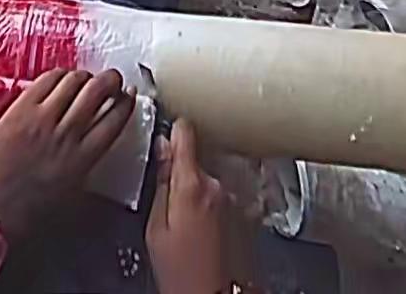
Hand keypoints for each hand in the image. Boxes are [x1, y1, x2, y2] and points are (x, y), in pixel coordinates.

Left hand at [0, 69, 136, 240]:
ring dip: (85, 76)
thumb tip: (99, 144)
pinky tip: (61, 78)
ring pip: (74, 81)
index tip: (129, 95)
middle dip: (111, 80)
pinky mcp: (22, 105)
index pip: (114, 122)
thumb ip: (88, 168)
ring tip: (86, 79)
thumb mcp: (71, 196)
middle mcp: (66, 134)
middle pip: (98, 92)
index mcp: (82, 161)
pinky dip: (60, 74)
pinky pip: (48, 78)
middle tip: (112, 79)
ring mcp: (43, 116)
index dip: (126, 103)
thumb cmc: (26, 210)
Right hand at [147, 120, 235, 293]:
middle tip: (175, 198)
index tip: (167, 137)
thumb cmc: (182, 275)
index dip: (173, 131)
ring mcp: (237, 199)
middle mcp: (218, 184)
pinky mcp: (249, 215)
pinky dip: (219, 203)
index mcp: (191, 182)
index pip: (185, 130)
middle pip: (199, 156)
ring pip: (213, 176)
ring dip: (204, 188)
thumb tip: (162, 146)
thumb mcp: (156, 227)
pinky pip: (228, 195)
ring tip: (194, 220)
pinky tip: (211, 228)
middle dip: (186, 169)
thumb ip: (161, 180)